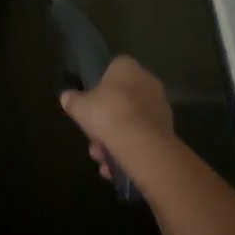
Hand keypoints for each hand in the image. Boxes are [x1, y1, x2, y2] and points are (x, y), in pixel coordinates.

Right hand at [59, 55, 172, 178]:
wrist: (141, 144)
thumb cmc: (108, 114)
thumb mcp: (80, 107)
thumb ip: (72, 100)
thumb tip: (66, 97)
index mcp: (127, 66)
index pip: (112, 70)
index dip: (99, 89)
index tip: (91, 107)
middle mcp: (147, 81)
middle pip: (122, 99)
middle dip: (106, 121)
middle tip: (93, 140)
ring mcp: (160, 106)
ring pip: (131, 121)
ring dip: (116, 139)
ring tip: (102, 160)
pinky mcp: (168, 129)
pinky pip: (142, 137)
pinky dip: (129, 150)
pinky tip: (115, 168)